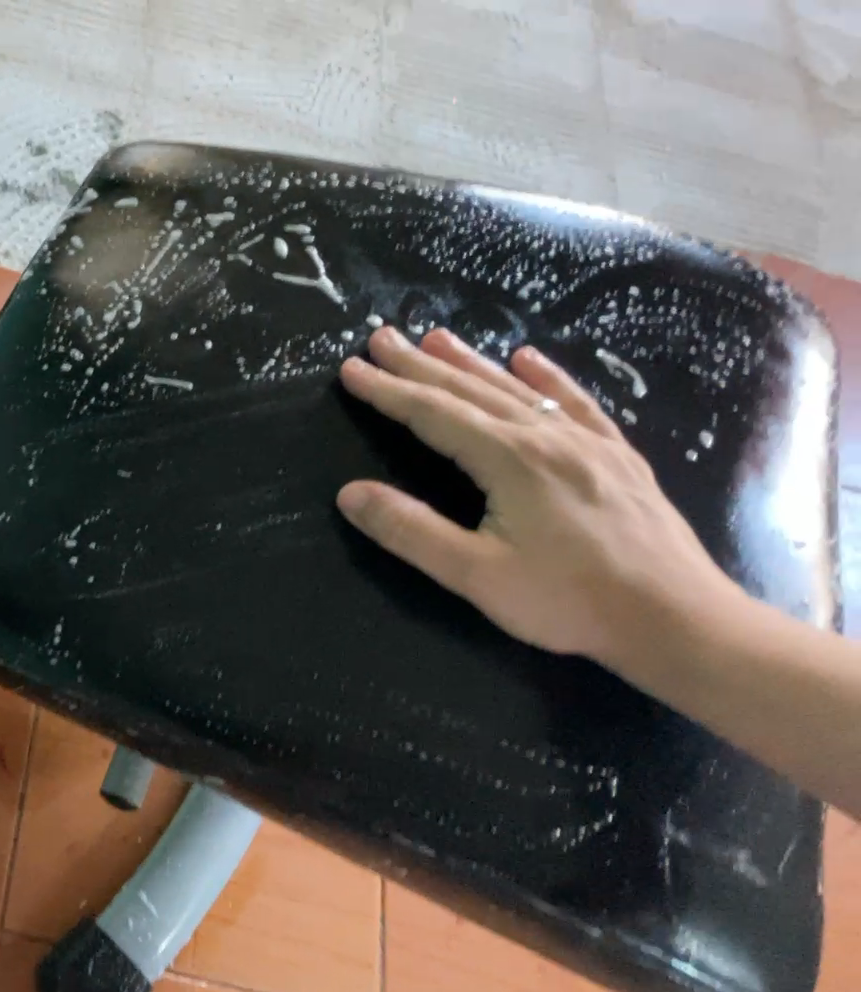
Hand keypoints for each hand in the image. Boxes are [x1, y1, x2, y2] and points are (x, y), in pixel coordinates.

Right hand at [335, 327, 745, 674]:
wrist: (677, 619)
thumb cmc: (566, 599)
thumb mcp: (473, 573)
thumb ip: (408, 530)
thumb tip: (348, 493)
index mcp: (511, 460)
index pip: (433, 414)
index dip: (387, 391)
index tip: (350, 370)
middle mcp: (548, 438)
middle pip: (471, 390)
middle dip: (419, 365)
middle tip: (380, 337)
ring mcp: (589, 443)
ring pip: (517, 390)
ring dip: (471, 362)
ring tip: (436, 337)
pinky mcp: (617, 457)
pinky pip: (575, 403)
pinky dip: (547, 377)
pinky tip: (528, 359)